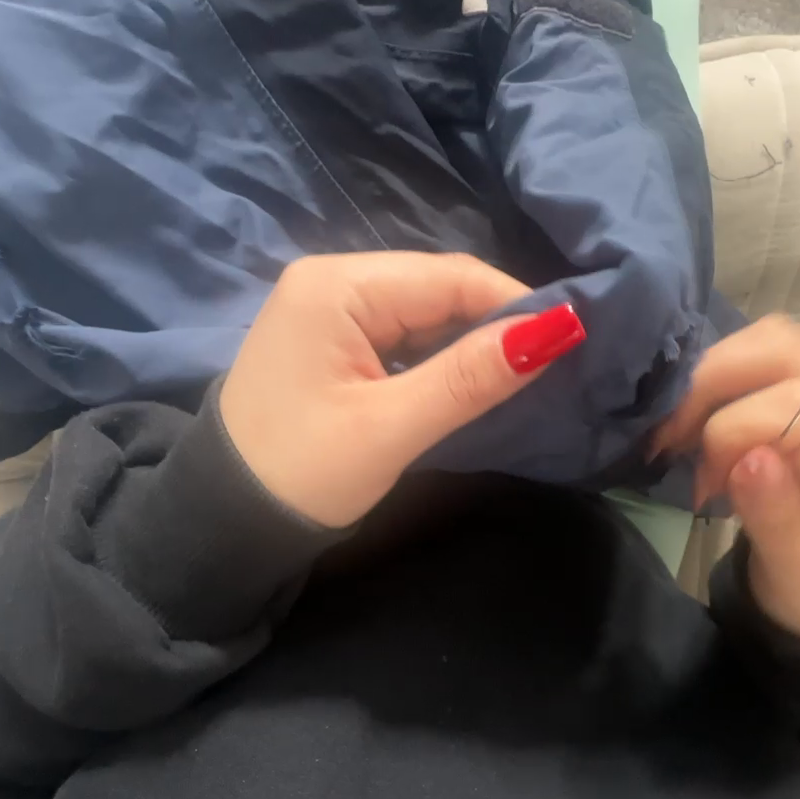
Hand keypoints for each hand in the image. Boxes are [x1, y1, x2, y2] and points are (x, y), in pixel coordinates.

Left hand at [220, 253, 585, 527]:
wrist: (227, 520)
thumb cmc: (303, 473)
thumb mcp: (390, 427)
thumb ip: (471, 377)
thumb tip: (559, 329)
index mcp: (336, 287)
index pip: (448, 278)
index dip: (515, 304)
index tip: (572, 339)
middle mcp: (330, 282)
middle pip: (436, 289)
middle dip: (494, 324)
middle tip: (552, 363)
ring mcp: (326, 311)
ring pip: (422, 313)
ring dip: (468, 342)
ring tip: (521, 373)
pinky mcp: (330, 343)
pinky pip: (400, 335)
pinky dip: (437, 357)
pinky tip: (467, 380)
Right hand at [653, 317, 799, 638]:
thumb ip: (780, 523)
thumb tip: (748, 459)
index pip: (786, 406)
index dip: (727, 436)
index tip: (706, 488)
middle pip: (778, 349)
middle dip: (707, 386)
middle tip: (675, 440)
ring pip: (770, 338)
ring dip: (713, 374)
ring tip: (688, 427)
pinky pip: (767, 352)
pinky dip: (724, 374)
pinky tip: (706, 419)